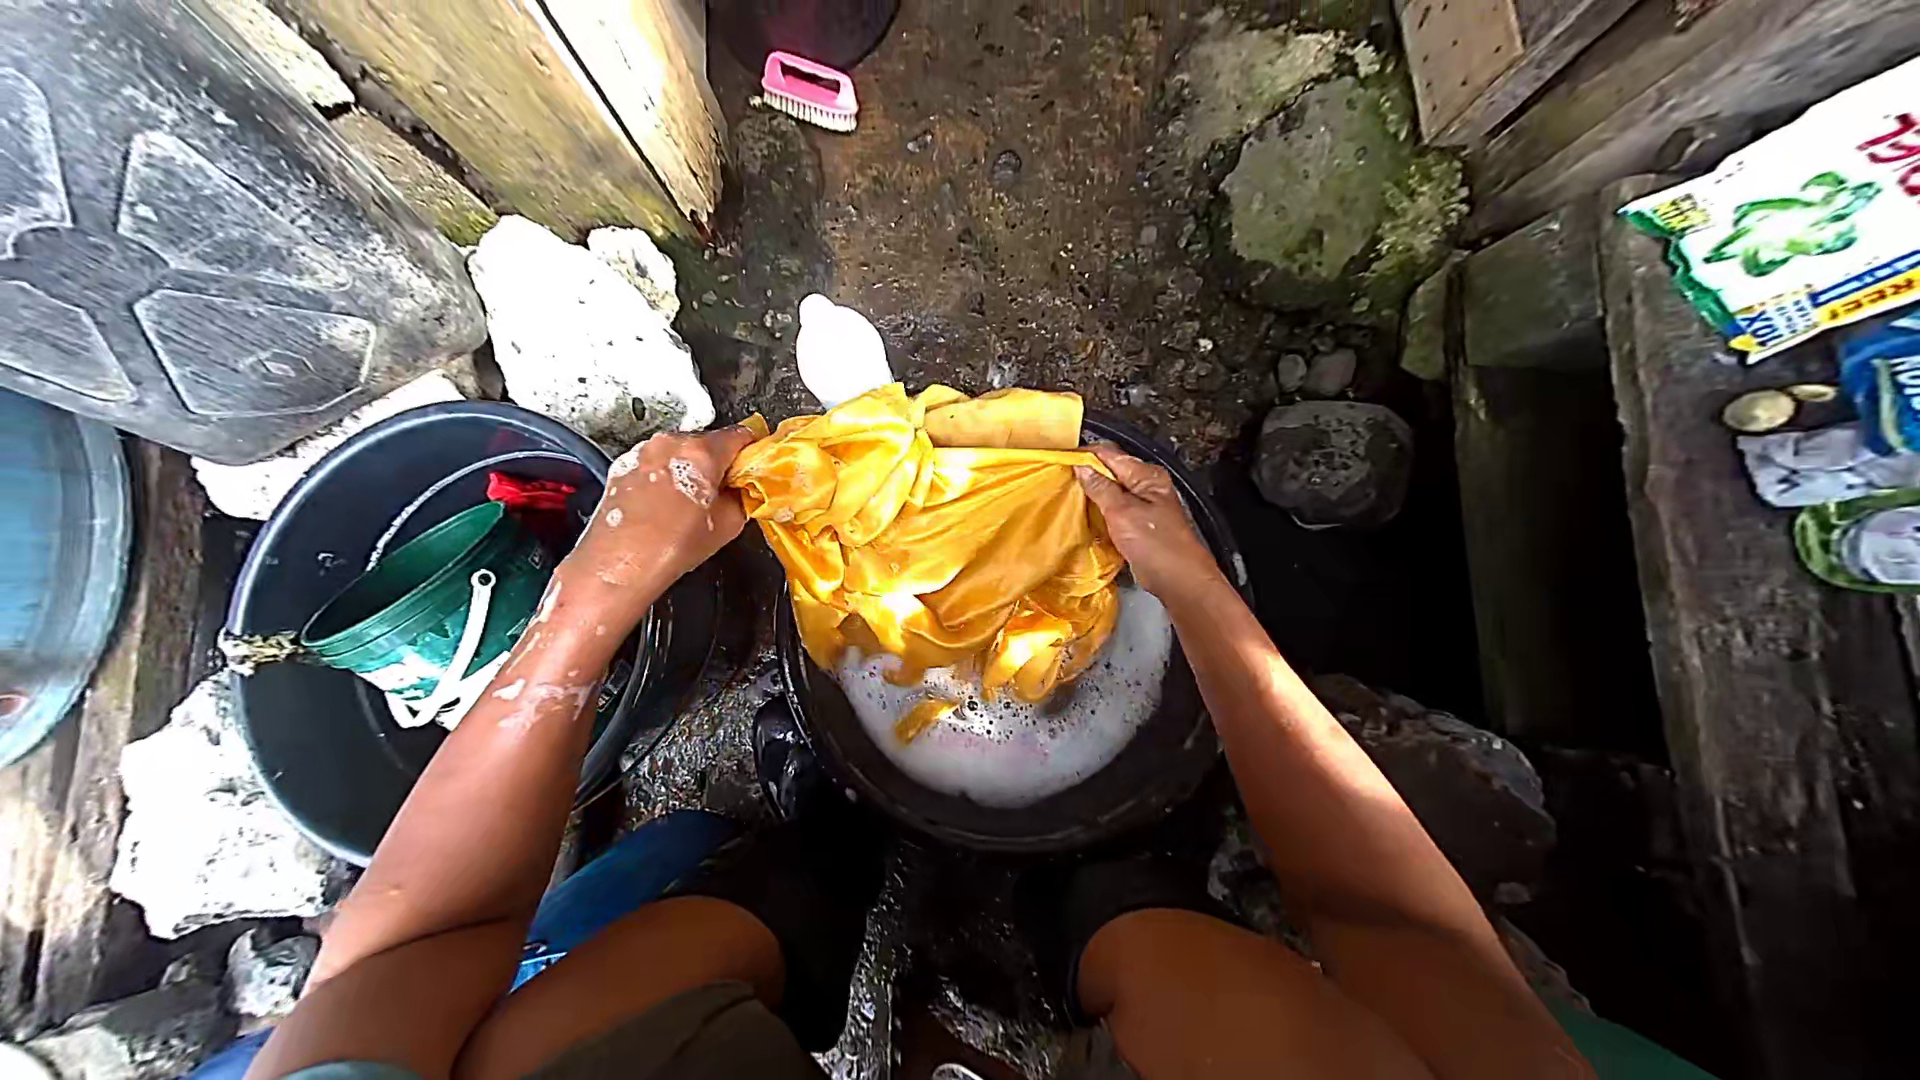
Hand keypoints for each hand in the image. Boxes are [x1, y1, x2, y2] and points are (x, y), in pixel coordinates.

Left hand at [560, 426, 758, 612]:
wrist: (620, 563)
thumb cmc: (668, 546)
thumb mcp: (729, 525)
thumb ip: (742, 497)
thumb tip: (743, 490)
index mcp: (701, 453)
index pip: (740, 434)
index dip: (752, 450)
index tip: (754, 463)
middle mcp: (670, 443)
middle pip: (708, 442)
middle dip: (720, 463)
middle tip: (725, 491)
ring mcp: (644, 451)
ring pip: (681, 451)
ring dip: (692, 469)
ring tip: (692, 503)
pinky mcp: (624, 464)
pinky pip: (657, 462)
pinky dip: (667, 476)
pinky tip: (669, 505)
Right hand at [1076, 443, 1227, 600]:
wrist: (1177, 579)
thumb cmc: (1155, 544)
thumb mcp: (1122, 511)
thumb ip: (1100, 487)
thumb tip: (1081, 467)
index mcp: (1146, 475)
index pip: (1110, 454)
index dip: (1085, 456)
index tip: (1061, 461)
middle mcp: (1146, 485)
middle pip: (1110, 471)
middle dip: (1086, 474)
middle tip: (1060, 480)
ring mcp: (1143, 505)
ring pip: (1111, 491)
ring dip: (1092, 494)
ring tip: (1067, 496)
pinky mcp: (1138, 524)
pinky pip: (1114, 510)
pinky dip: (1100, 511)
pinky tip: (1084, 516)